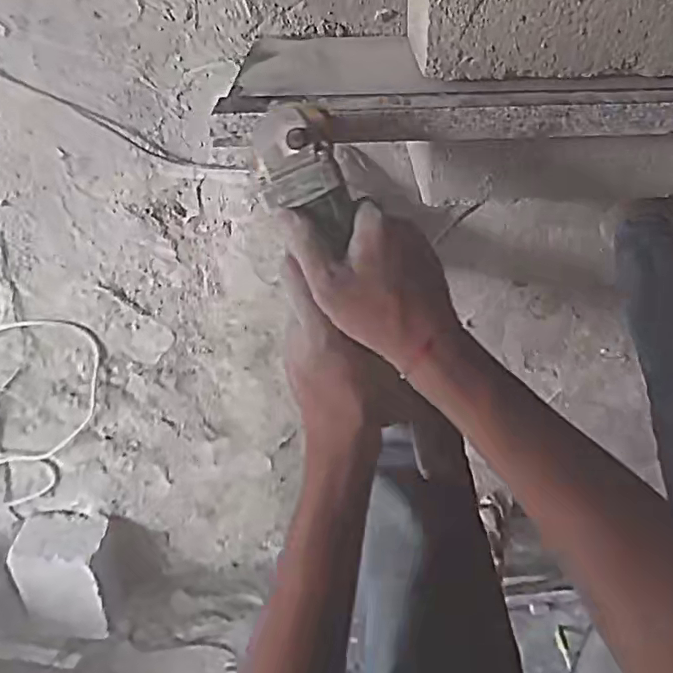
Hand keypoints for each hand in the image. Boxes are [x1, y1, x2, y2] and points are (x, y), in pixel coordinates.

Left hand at [281, 251, 407, 453]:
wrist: (339, 443)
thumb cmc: (369, 399)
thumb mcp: (381, 353)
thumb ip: (370, 318)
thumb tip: (374, 286)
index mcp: (319, 327)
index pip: (298, 272)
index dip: (305, 248)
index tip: (318, 230)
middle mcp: (298, 333)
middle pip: (295, 285)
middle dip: (310, 268)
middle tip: (333, 257)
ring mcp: (292, 349)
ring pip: (299, 307)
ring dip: (314, 296)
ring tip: (339, 293)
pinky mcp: (292, 363)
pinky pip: (299, 329)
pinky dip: (313, 321)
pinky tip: (336, 329)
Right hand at [282, 199, 468, 374]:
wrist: (427, 343)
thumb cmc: (379, 316)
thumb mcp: (326, 283)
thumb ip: (305, 244)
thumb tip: (286, 216)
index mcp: (375, 222)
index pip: (347, 204)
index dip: (333, 228)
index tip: (329, 251)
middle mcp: (402, 225)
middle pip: (365, 222)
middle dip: (352, 243)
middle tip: (344, 276)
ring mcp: (419, 243)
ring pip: (384, 239)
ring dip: (373, 257)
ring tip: (365, 289)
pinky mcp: (429, 262)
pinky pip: (401, 256)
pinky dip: (391, 269)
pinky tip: (383, 294)